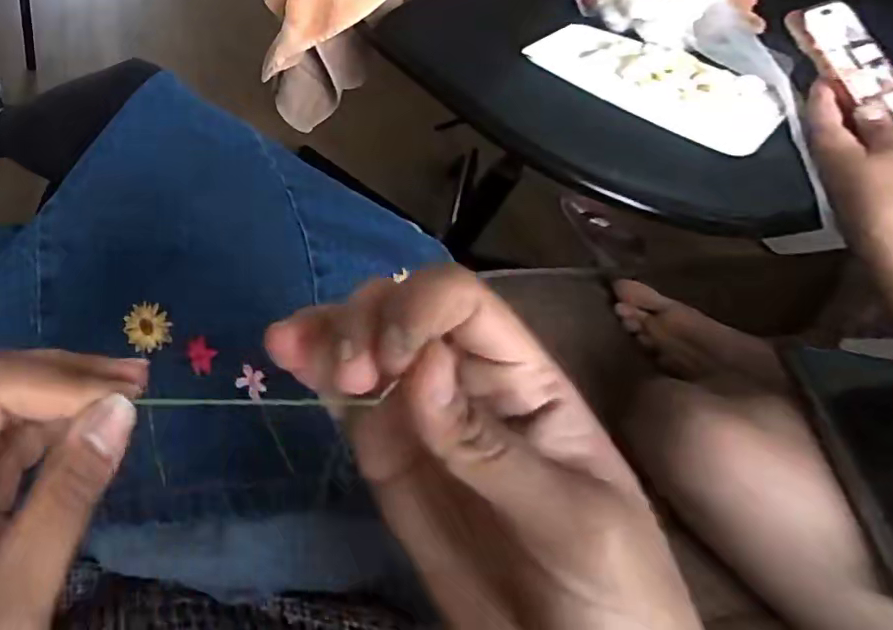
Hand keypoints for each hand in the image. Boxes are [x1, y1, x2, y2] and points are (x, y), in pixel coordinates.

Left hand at [0, 350, 145, 629]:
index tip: (127, 393)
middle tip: (140, 378)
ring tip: (132, 389)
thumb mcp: (17, 591)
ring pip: (16, 405)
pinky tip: (98, 423)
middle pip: (2, 386)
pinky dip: (65, 427)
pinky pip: (23, 441)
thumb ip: (68, 494)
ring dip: (74, 394)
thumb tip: (122, 408)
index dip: (61, 381)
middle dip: (71, 377)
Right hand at [266, 266, 699, 629]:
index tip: (393, 362)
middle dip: (363, 322)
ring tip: (291, 350)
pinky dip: (306, 359)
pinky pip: (336, 386)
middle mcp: (458, 373)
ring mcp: (413, 406)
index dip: (418, 308)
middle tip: (350, 379)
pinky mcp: (378, 442)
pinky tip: (283, 350)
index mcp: (519, 374)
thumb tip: (425, 363)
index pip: (461, 300)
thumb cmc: (609, 592)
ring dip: (323, 330)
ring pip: (359, 334)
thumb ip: (491, 446)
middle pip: (398, 304)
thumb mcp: (572, 524)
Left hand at [807, 80, 892, 252]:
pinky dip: (857, 135)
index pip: (819, 104)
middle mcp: (820, 151)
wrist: (884, 235)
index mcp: (828, 139)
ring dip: (848, 118)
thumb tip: (863, 104)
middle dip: (837, 100)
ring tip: (869, 103)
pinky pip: (845, 148)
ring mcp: (829, 166)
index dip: (826, 86)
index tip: (833, 69)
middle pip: (823, 118)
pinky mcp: (842, 180)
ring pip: (834, 134)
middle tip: (856, 83)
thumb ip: (880, 126)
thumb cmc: (891, 190)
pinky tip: (874, 134)